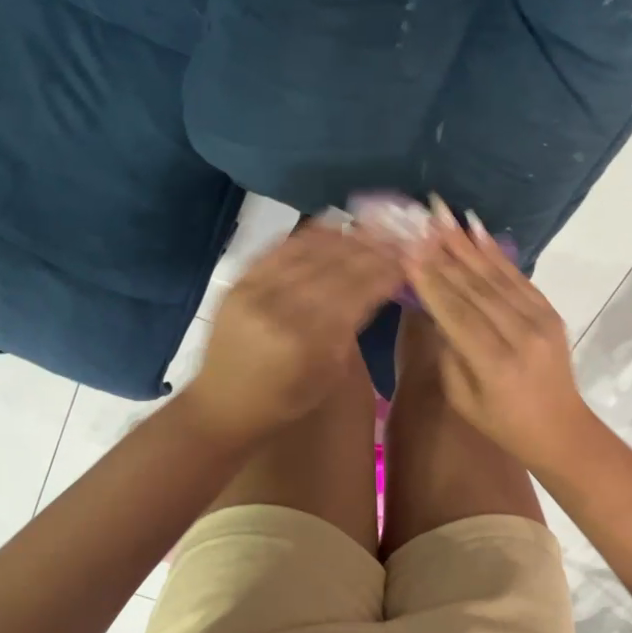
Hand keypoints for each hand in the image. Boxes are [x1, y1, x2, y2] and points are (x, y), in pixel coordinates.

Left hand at [181, 220, 402, 442]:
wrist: (222, 406)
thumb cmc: (284, 402)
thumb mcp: (329, 376)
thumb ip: (352, 330)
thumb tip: (379, 287)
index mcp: (308, 341)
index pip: (357, 293)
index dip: (386, 271)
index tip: (409, 258)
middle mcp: (281, 310)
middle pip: (337, 267)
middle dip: (374, 248)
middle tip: (401, 236)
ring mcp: (256, 291)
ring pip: (311, 252)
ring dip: (348, 237)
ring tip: (375, 228)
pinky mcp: (239, 282)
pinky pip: (281, 248)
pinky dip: (312, 235)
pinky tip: (335, 226)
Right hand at [404, 203, 598, 468]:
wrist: (560, 429)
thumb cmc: (502, 423)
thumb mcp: (462, 397)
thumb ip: (447, 350)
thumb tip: (433, 304)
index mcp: (494, 363)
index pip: (456, 313)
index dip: (430, 280)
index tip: (407, 250)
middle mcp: (520, 335)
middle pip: (475, 287)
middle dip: (444, 252)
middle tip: (419, 222)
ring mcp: (539, 320)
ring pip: (495, 275)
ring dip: (466, 243)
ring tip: (442, 215)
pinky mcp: (549, 311)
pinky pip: (518, 277)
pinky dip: (494, 252)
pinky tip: (476, 230)